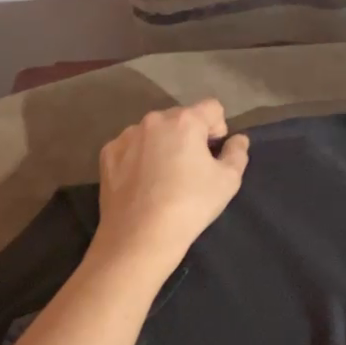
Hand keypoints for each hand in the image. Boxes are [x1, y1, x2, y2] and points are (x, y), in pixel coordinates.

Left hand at [89, 100, 248, 275]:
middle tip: (191, 170)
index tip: (214, 155)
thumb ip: (237, 153)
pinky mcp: (107, 154)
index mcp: (185, 121)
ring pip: (154, 133)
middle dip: (189, 136)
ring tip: (163, 179)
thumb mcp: (228, 181)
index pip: (212, 108)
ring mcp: (126, 136)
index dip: (219, 129)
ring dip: (163, 146)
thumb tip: (238, 139)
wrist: (140, 236)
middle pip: (180, 118)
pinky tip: (142, 184)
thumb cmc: (191, 205)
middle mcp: (153, 120)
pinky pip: (131, 148)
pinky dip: (139, 159)